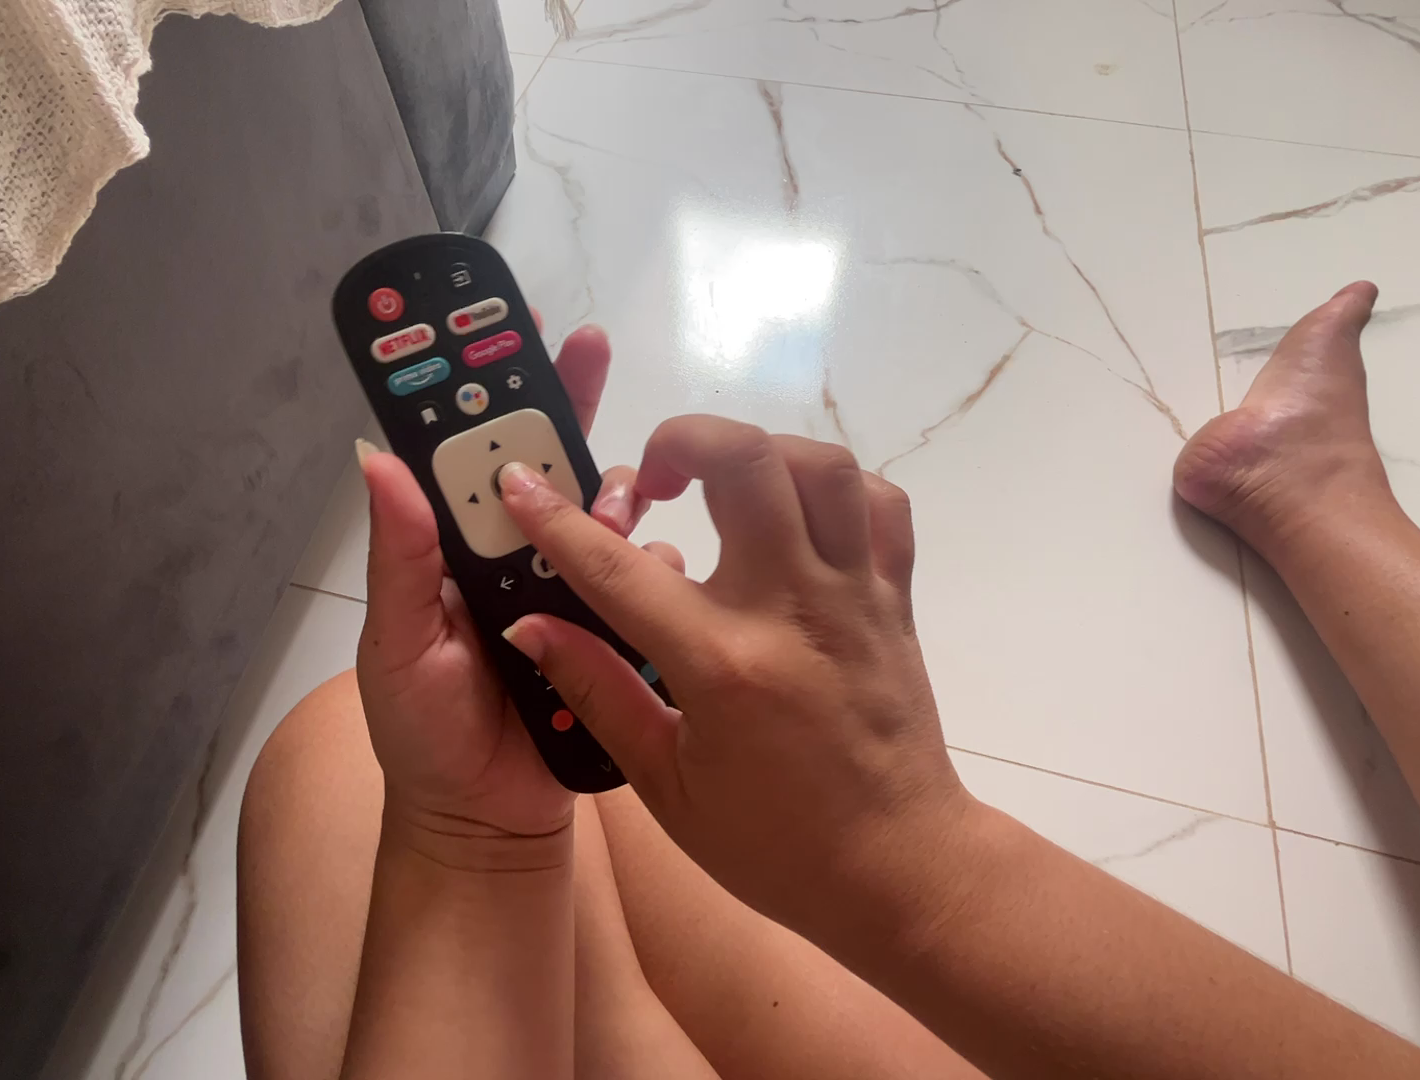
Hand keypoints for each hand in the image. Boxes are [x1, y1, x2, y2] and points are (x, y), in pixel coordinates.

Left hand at [354, 324, 681, 841]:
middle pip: (554, 467)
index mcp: (462, 550)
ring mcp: (573, 592)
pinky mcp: (614, 629)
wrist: (488, 815)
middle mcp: (521, 558)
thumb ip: (400, 557)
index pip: (480, 458)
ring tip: (616, 511)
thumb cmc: (427, 732)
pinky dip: (651, 561)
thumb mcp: (398, 643)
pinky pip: (646, 577)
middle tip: (590, 352)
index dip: (496, 393)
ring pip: (609, 515)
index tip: (515, 330)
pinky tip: (648, 572)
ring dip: (615, 495)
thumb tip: (378, 457)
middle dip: (570, 404)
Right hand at [492, 416, 970, 938]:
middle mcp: (793, 607)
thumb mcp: (664, 782)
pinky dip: (831, 488)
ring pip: (821, 466)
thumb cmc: (774, 842)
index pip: (619, 569)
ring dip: (759, 453)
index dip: (557, 519)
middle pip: (746, 464)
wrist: (899, 866)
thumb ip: (596, 689)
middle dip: (682, 440)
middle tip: (654, 479)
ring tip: (723, 486)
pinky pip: (879, 506)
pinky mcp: (895, 598)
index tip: (520, 483)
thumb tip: (530, 625)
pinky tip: (796, 516)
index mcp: (723, 663)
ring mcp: (855, 595)